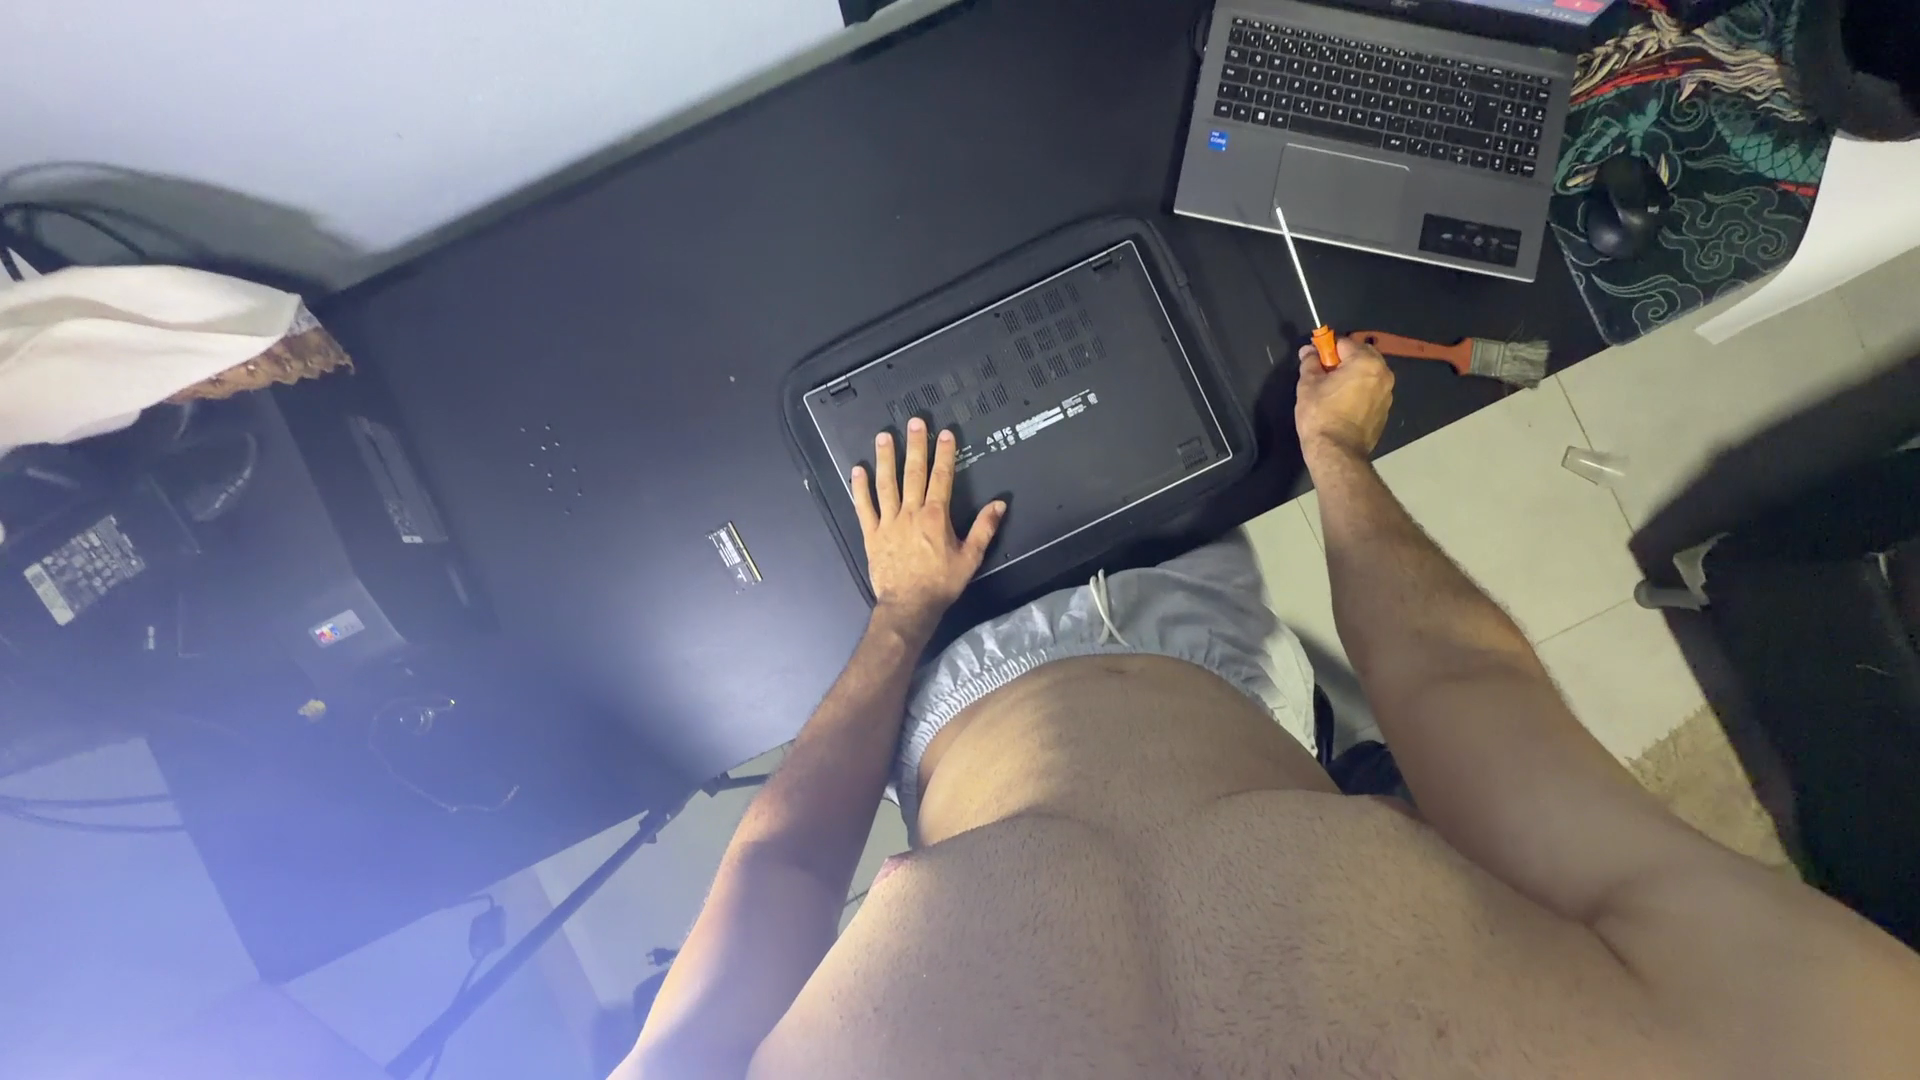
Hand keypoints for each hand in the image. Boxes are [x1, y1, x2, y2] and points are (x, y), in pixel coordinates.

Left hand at [850, 418, 1005, 632]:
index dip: (944, 454)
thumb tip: (999, 504)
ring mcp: (888, 522)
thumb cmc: (941, 584)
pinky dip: (860, 489)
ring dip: (885, 459)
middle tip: (914, 423)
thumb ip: (984, 528)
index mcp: (935, 517)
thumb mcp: (971, 558)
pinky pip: (864, 507)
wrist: (909, 606)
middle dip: (915, 446)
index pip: (942, 477)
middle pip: (913, 473)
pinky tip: (857, 471)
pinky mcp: (872, 534)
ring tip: (884, 437)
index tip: (945, 434)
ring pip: (886, 484)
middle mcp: (910, 513)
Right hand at [1296, 335, 1393, 462]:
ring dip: (1353, 375)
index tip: (1314, 358)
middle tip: (1323, 375)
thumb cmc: (1320, 415)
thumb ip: (1310, 363)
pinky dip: (1359, 391)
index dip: (1326, 348)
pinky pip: (1371, 391)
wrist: (1337, 451)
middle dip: (1343, 360)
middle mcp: (1383, 373)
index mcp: (1365, 362)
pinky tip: (1343, 406)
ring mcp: (1387, 393)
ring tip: (1332, 391)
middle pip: (1362, 355)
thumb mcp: (1307, 385)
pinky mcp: (1385, 410)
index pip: (1344, 343)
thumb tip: (1309, 351)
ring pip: (1368, 374)